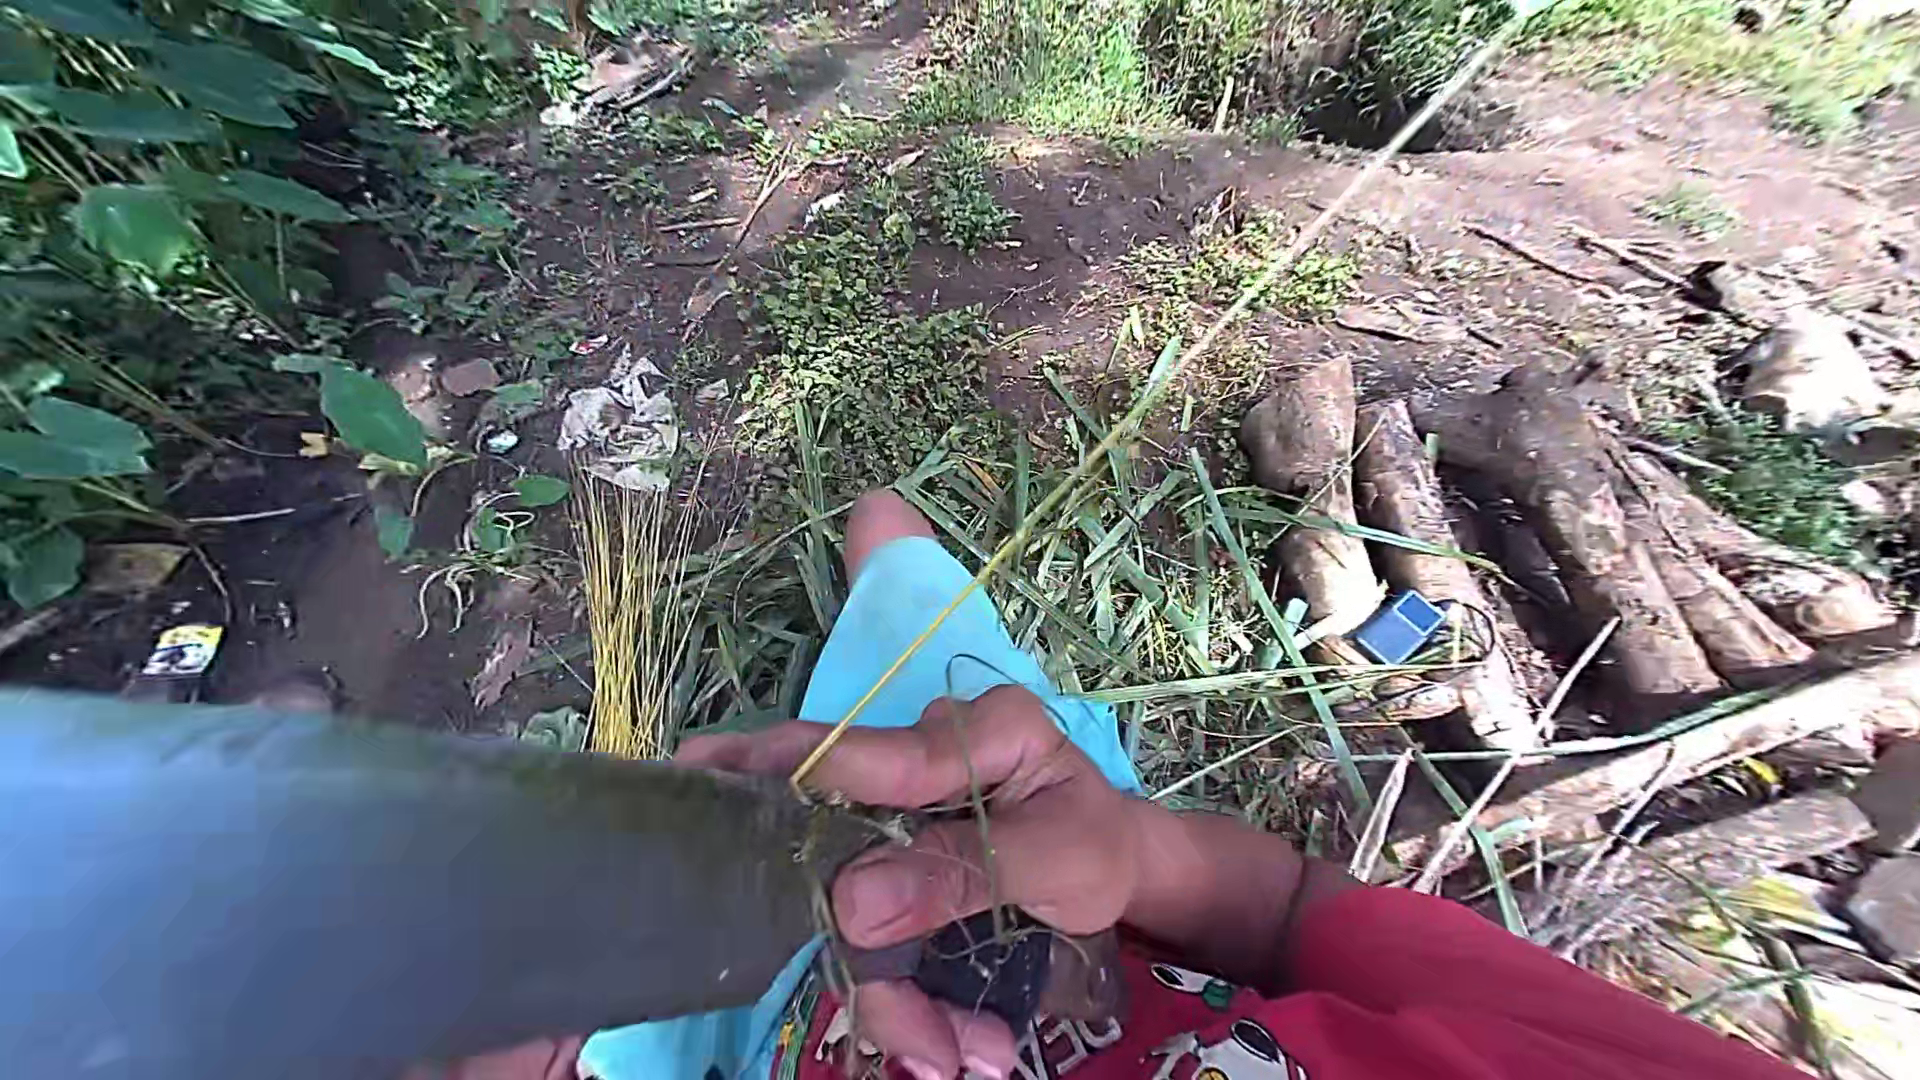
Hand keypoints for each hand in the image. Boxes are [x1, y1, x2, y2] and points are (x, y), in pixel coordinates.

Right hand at [677, 684, 1137, 1079]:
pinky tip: (952, 1037)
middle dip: (865, 947)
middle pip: (849, 839)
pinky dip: (906, 985)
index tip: (703, 772)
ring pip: (859, 892)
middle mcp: (932, 755)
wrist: (1120, 864)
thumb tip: (849, 904)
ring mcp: (913, 803)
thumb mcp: (1054, 861)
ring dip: (897, 987)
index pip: (874, 754)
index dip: (788, 767)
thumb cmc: (1097, 844)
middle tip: (921, 1044)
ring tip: (953, 1054)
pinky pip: (879, 910)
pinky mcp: (907, 846)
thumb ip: (958, 872)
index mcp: (980, 731)